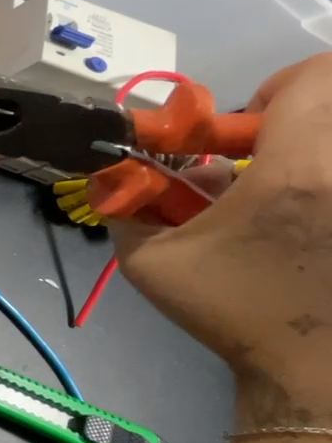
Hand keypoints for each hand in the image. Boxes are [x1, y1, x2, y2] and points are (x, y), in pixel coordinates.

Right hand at [116, 53, 331, 425]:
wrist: (318, 364)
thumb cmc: (233, 308)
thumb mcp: (151, 260)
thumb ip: (131, 207)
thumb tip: (129, 176)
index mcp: (298, 170)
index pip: (315, 78)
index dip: (277, 89)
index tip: (244, 131)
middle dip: (295, 121)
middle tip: (261, 160)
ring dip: (308, 157)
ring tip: (278, 200)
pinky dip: (319, 186)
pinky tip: (304, 225)